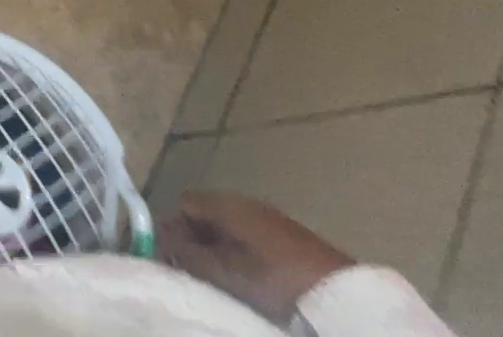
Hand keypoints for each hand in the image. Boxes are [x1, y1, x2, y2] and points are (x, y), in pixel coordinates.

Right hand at [157, 191, 355, 324]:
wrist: (346, 300)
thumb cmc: (274, 280)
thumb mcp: (222, 271)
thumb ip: (184, 254)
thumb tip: (156, 242)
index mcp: (226, 203)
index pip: (182, 203)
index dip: (169, 227)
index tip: (166, 256)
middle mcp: (247, 204)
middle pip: (206, 215)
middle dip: (193, 240)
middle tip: (191, 271)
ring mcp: (274, 221)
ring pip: (229, 229)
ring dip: (218, 250)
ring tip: (220, 280)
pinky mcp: (294, 240)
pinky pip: (252, 240)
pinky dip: (242, 256)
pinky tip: (249, 281)